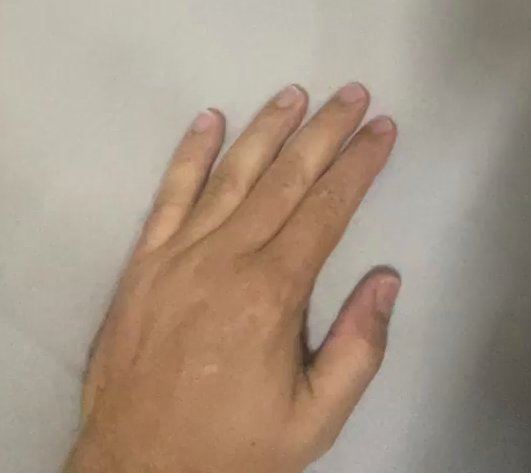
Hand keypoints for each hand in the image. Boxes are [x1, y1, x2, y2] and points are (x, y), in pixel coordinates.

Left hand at [67, 84, 400, 472]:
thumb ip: (358, 348)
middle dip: (325, 130)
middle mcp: (227, 258)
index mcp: (272, 293)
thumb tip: (386, 278)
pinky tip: (209, 119)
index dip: (359, 163)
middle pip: (287, 176)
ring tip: (295, 93)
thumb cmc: (234, 449)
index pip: (328, 207)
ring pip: (233, 174)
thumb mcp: (314, 420)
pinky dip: (190, 154)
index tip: (382, 129)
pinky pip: (169, 195)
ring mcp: (179, 255)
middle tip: (353, 93)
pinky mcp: (143, 263)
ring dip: (267, 128)